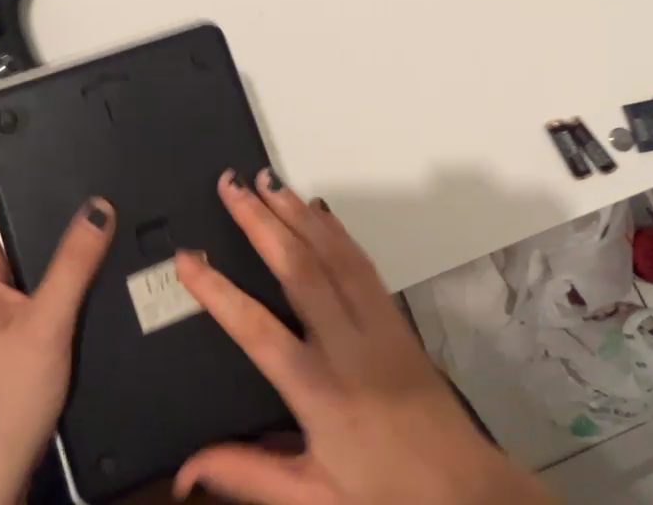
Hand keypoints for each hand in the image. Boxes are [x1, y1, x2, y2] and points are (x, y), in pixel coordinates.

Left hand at [0, 173, 114, 504]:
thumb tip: (96, 209)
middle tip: (65, 164)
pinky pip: (33, 276)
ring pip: (19, 249)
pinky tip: (83, 261)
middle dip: (27, 191)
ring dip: (44, 227)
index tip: (17, 135)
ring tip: (83, 206)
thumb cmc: (3, 402)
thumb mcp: (46, 323)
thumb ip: (73, 265)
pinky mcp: (13, 323)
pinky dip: (54, 260)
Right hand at [173, 170, 551, 504]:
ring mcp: (378, 327)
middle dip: (261, 222)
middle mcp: (349, 350)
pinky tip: (315, 209)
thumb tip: (184, 471)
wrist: (469, 493)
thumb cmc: (385, 495)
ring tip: (265, 180)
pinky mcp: (397, 319)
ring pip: (334, 255)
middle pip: (300, 270)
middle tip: (230, 186)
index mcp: (320, 394)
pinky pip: (362, 263)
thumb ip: (246, 475)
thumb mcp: (312, 498)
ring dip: (296, 213)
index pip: (258, 332)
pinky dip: (335, 230)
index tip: (186, 259)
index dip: (218, 293)